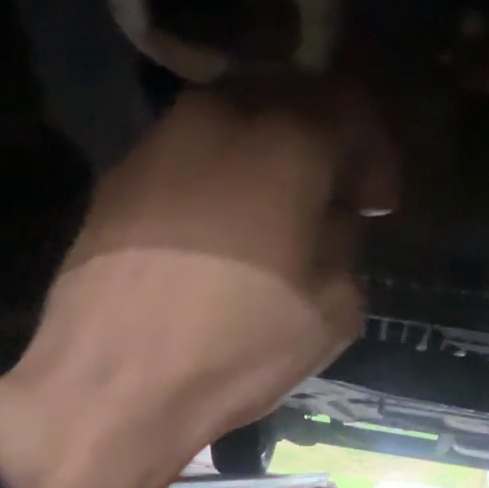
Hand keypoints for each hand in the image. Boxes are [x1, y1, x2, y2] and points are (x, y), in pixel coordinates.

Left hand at [0, 81, 395, 487]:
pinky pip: (188, 159)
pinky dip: (216, 181)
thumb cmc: (234, 348)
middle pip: (289, 103)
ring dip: (265, 161)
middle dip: (321, 146)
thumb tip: (330, 218)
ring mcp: (160, 141)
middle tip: (330, 201)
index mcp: (287, 140)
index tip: (377, 203)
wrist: (111, 384)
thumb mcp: (334, 310)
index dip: (375, 156)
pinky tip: (216, 236)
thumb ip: (347, 243)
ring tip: (272, 220)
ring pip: (233, 126)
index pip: (351, 110)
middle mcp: (220, 116)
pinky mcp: (118, 176)